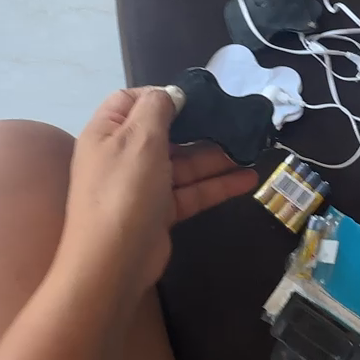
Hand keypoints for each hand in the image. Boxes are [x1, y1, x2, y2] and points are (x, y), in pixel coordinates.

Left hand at [58, 87, 258, 290]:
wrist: (112, 265)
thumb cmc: (124, 191)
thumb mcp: (140, 138)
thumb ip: (158, 107)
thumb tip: (173, 94)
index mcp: (108, 132)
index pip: (130, 100)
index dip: (161, 94)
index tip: (195, 97)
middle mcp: (123, 156)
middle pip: (164, 132)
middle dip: (198, 126)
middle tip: (233, 120)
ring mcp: (143, 185)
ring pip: (184, 163)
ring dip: (216, 156)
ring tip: (251, 148)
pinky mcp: (161, 212)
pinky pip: (192, 191)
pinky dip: (218, 184)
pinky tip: (249, 179)